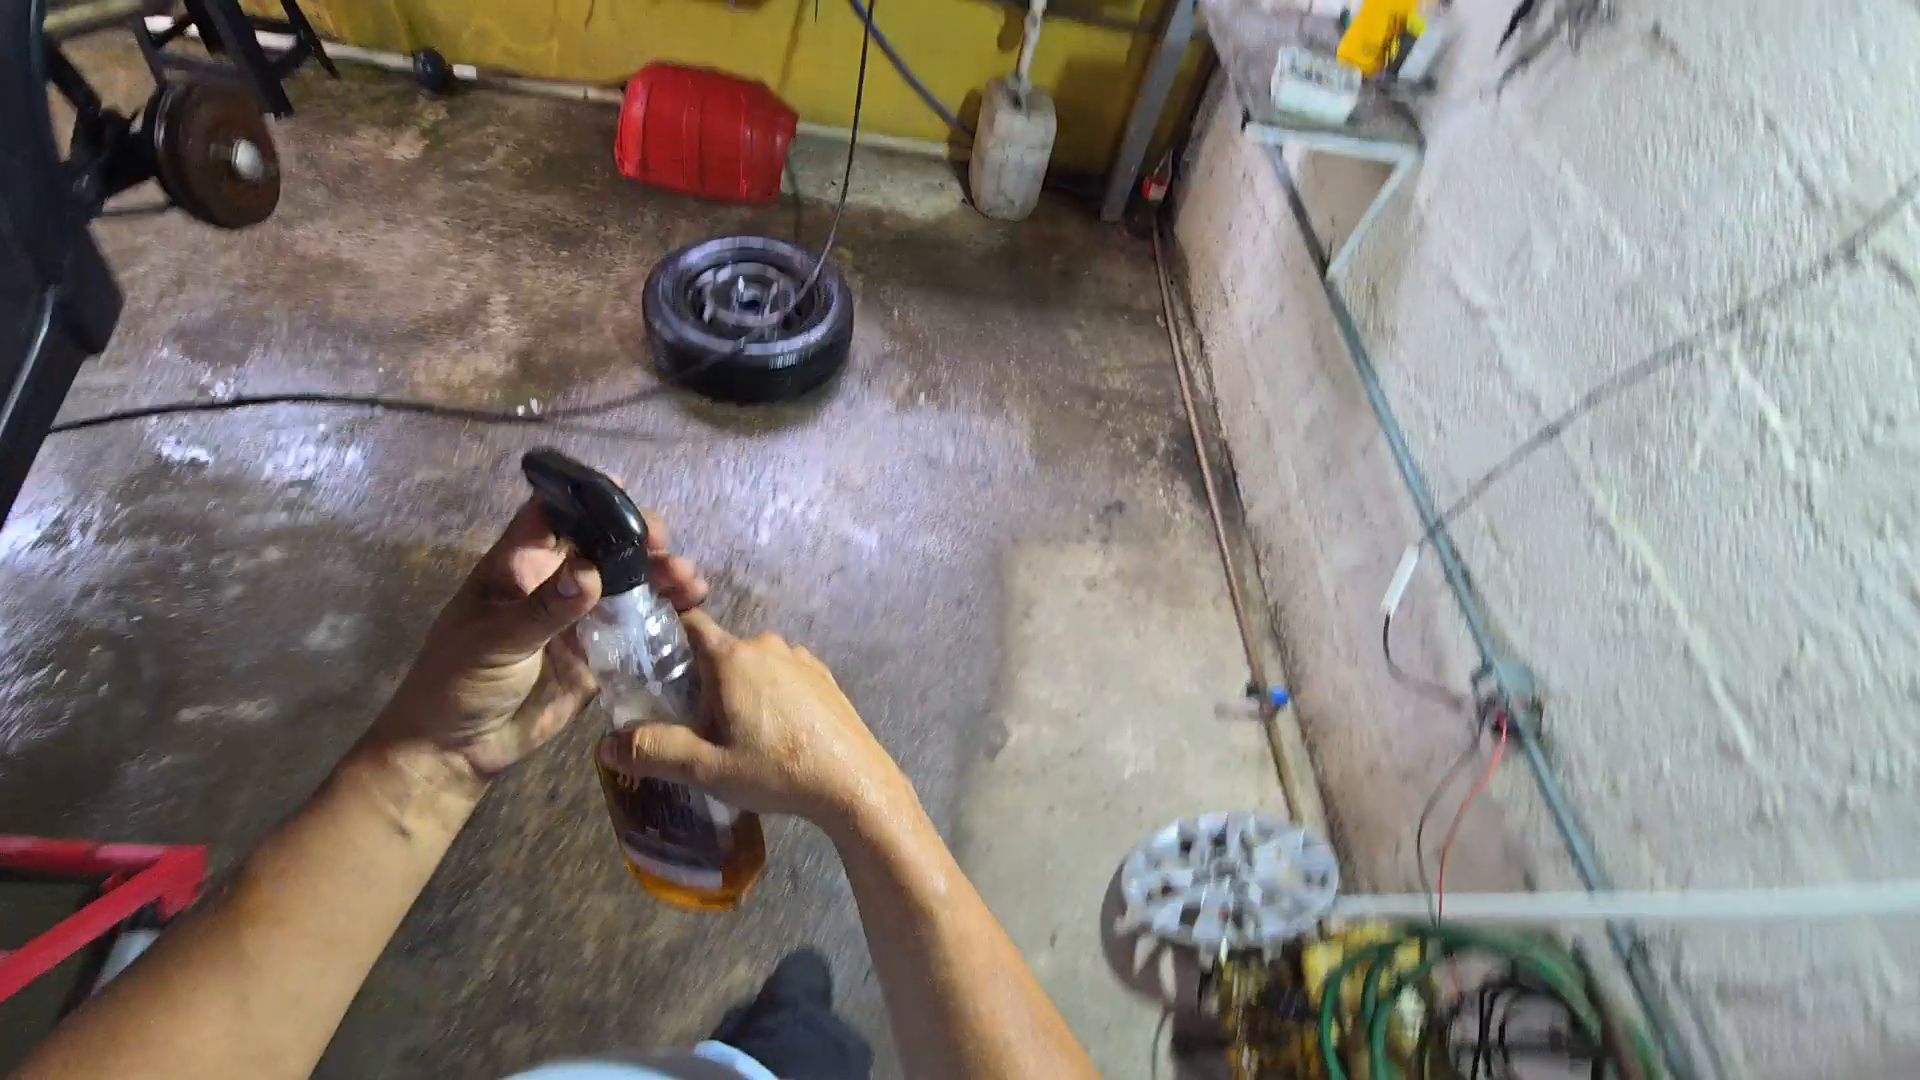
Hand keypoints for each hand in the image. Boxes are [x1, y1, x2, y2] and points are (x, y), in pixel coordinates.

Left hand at [371, 498, 708, 784]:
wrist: (460, 752)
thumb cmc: (455, 685)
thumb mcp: (492, 642)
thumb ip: (543, 608)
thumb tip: (591, 571)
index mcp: (518, 569)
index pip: (552, 517)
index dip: (586, 497)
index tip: (624, 489)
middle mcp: (556, 584)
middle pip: (604, 545)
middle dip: (638, 537)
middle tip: (663, 543)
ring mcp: (583, 617)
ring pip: (631, 581)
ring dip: (662, 573)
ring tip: (688, 579)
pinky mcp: (604, 650)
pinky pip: (641, 623)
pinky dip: (668, 611)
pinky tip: (691, 605)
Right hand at [598, 611, 914, 833]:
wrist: (853, 780)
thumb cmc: (776, 769)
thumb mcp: (705, 769)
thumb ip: (653, 751)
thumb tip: (606, 744)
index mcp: (733, 657)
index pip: (689, 626)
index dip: (666, 641)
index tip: (652, 669)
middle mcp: (767, 645)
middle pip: (719, 652)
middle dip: (702, 680)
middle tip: (693, 724)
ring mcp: (800, 658)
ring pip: (753, 665)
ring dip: (739, 688)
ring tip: (737, 735)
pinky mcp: (822, 675)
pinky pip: (782, 675)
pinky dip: (770, 694)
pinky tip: (775, 731)